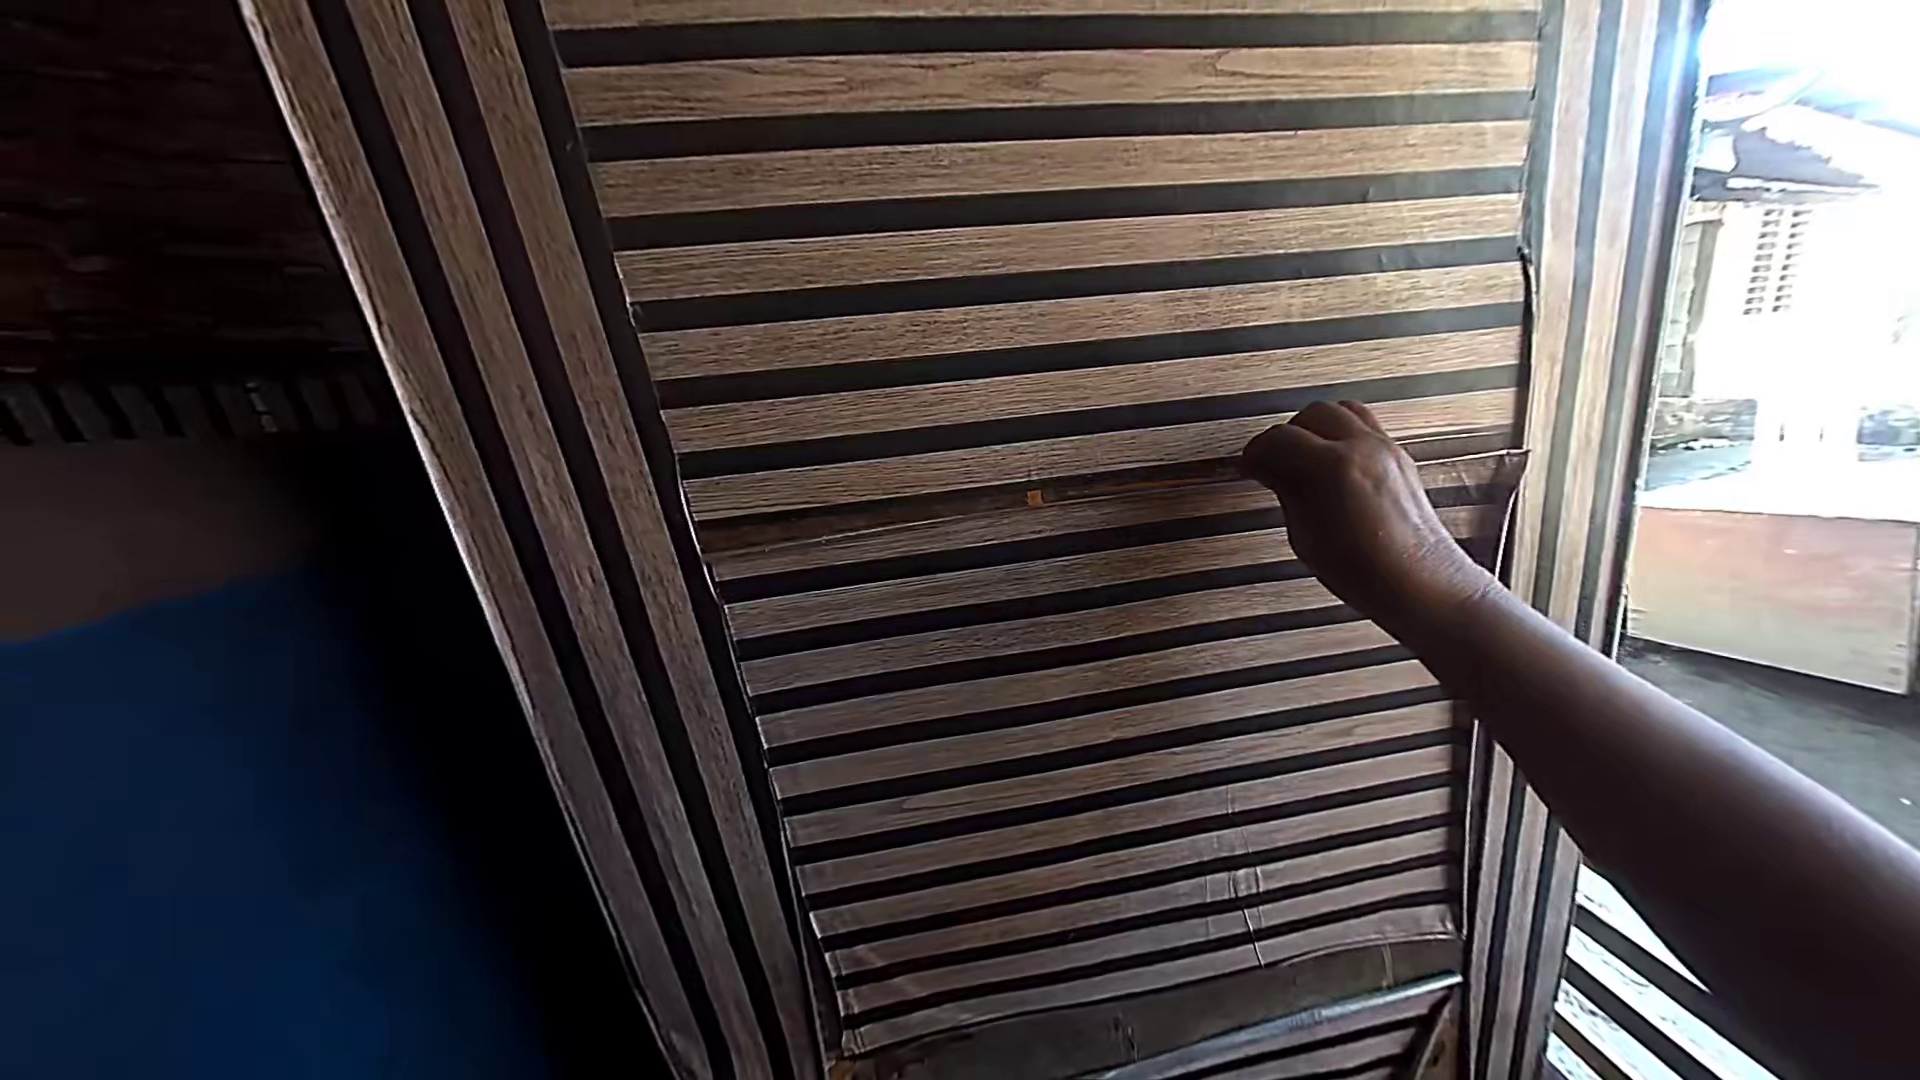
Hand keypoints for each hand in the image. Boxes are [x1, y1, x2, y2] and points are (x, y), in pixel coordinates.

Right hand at [1240, 401, 1495, 628]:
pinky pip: (1363, 427)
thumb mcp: (1304, 534)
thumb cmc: (1366, 570)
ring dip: (1314, 429)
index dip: (1256, 453)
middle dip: (1285, 435)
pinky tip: (1328, 466)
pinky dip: (1339, 437)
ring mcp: (1387, 450)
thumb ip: (1286, 490)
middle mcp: (1363, 449)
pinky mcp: (1399, 458)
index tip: (1249, 465)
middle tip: (1271, 461)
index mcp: (1332, 467)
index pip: (1278, 438)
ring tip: (1300, 458)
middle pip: (1311, 414)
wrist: (1419, 583)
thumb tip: (1270, 469)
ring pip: (1341, 411)